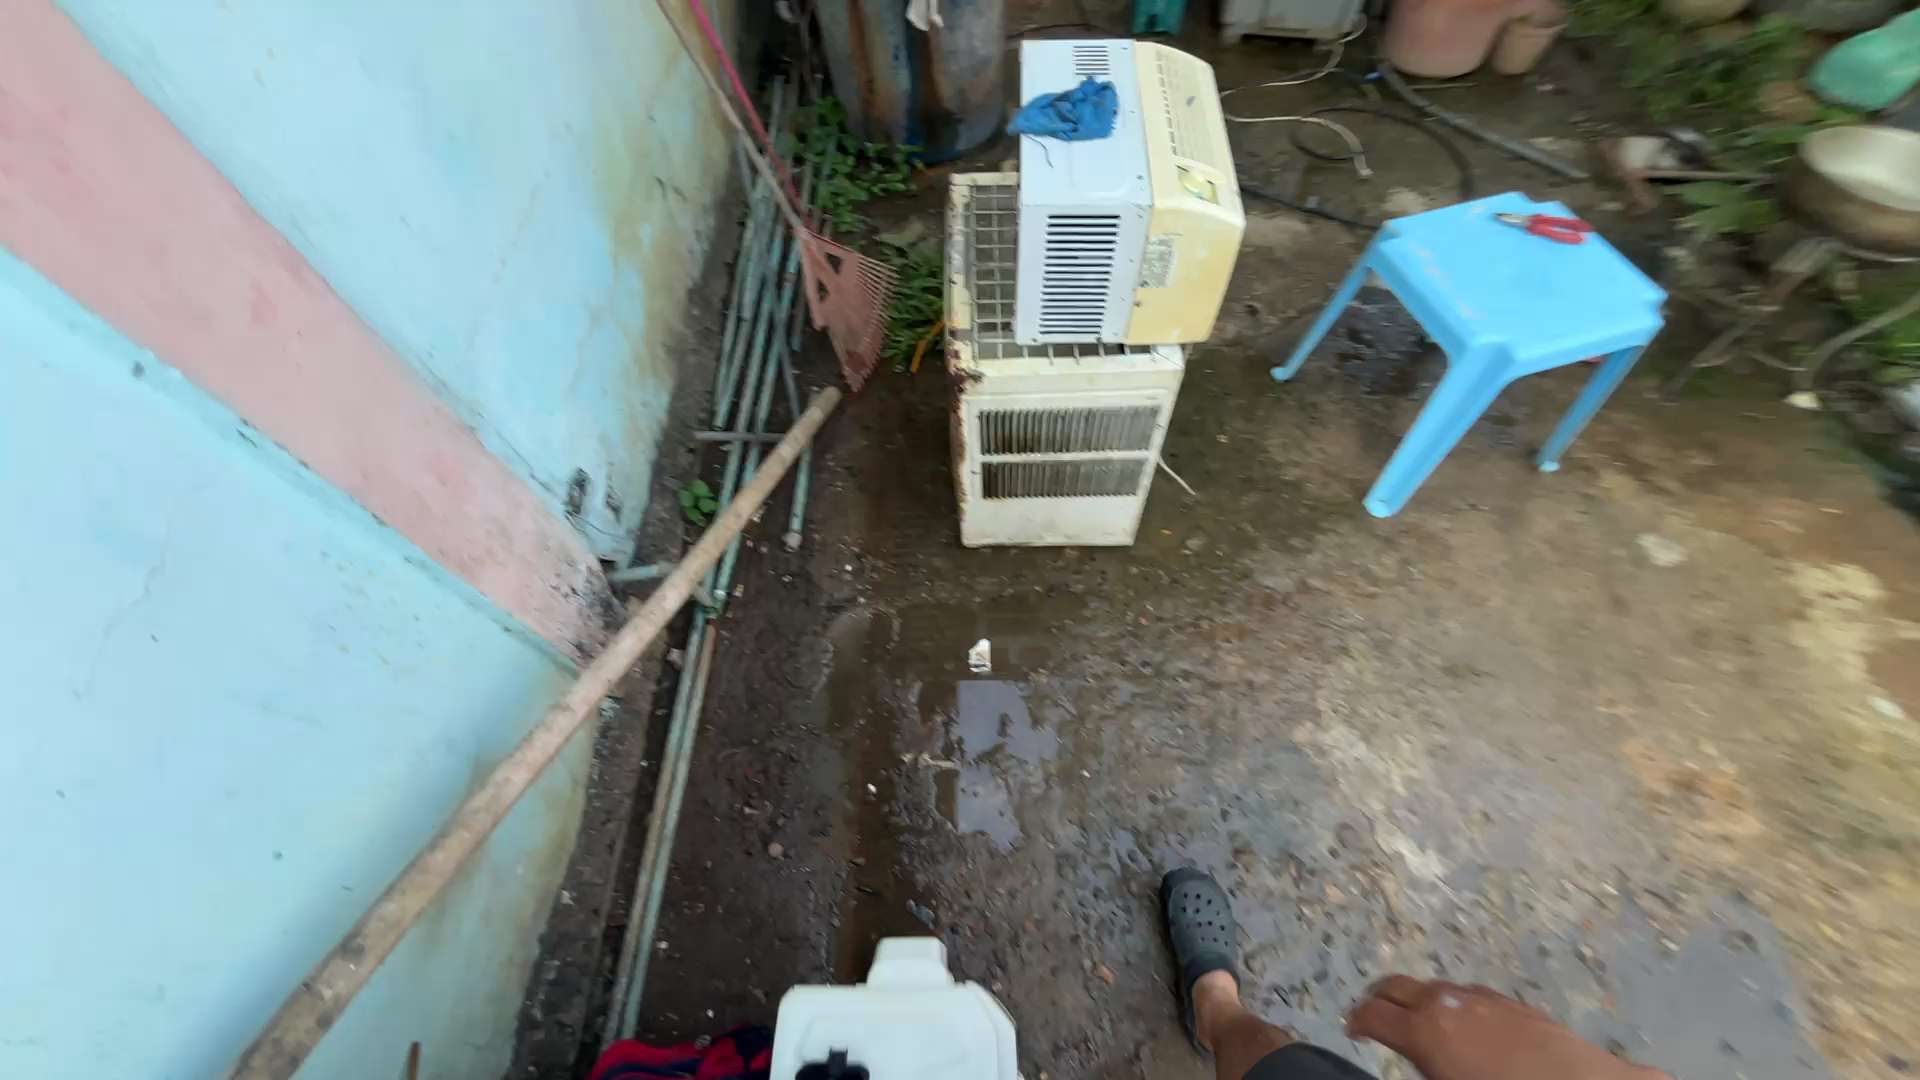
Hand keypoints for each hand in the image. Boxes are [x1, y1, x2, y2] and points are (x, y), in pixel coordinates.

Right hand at [1347, 977, 1666, 1079]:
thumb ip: (1426, 1066)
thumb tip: (1420, 1059)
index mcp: (1424, 1033)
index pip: (1372, 1014)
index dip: (1356, 1022)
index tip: (1353, 1032)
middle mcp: (1442, 1005)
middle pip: (1392, 986)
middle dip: (1376, 998)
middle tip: (1373, 1016)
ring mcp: (1477, 999)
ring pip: (1430, 988)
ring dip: (1416, 1001)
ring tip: (1423, 1025)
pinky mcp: (1509, 1002)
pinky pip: (1466, 995)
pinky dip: (1452, 1005)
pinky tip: (1471, 1030)